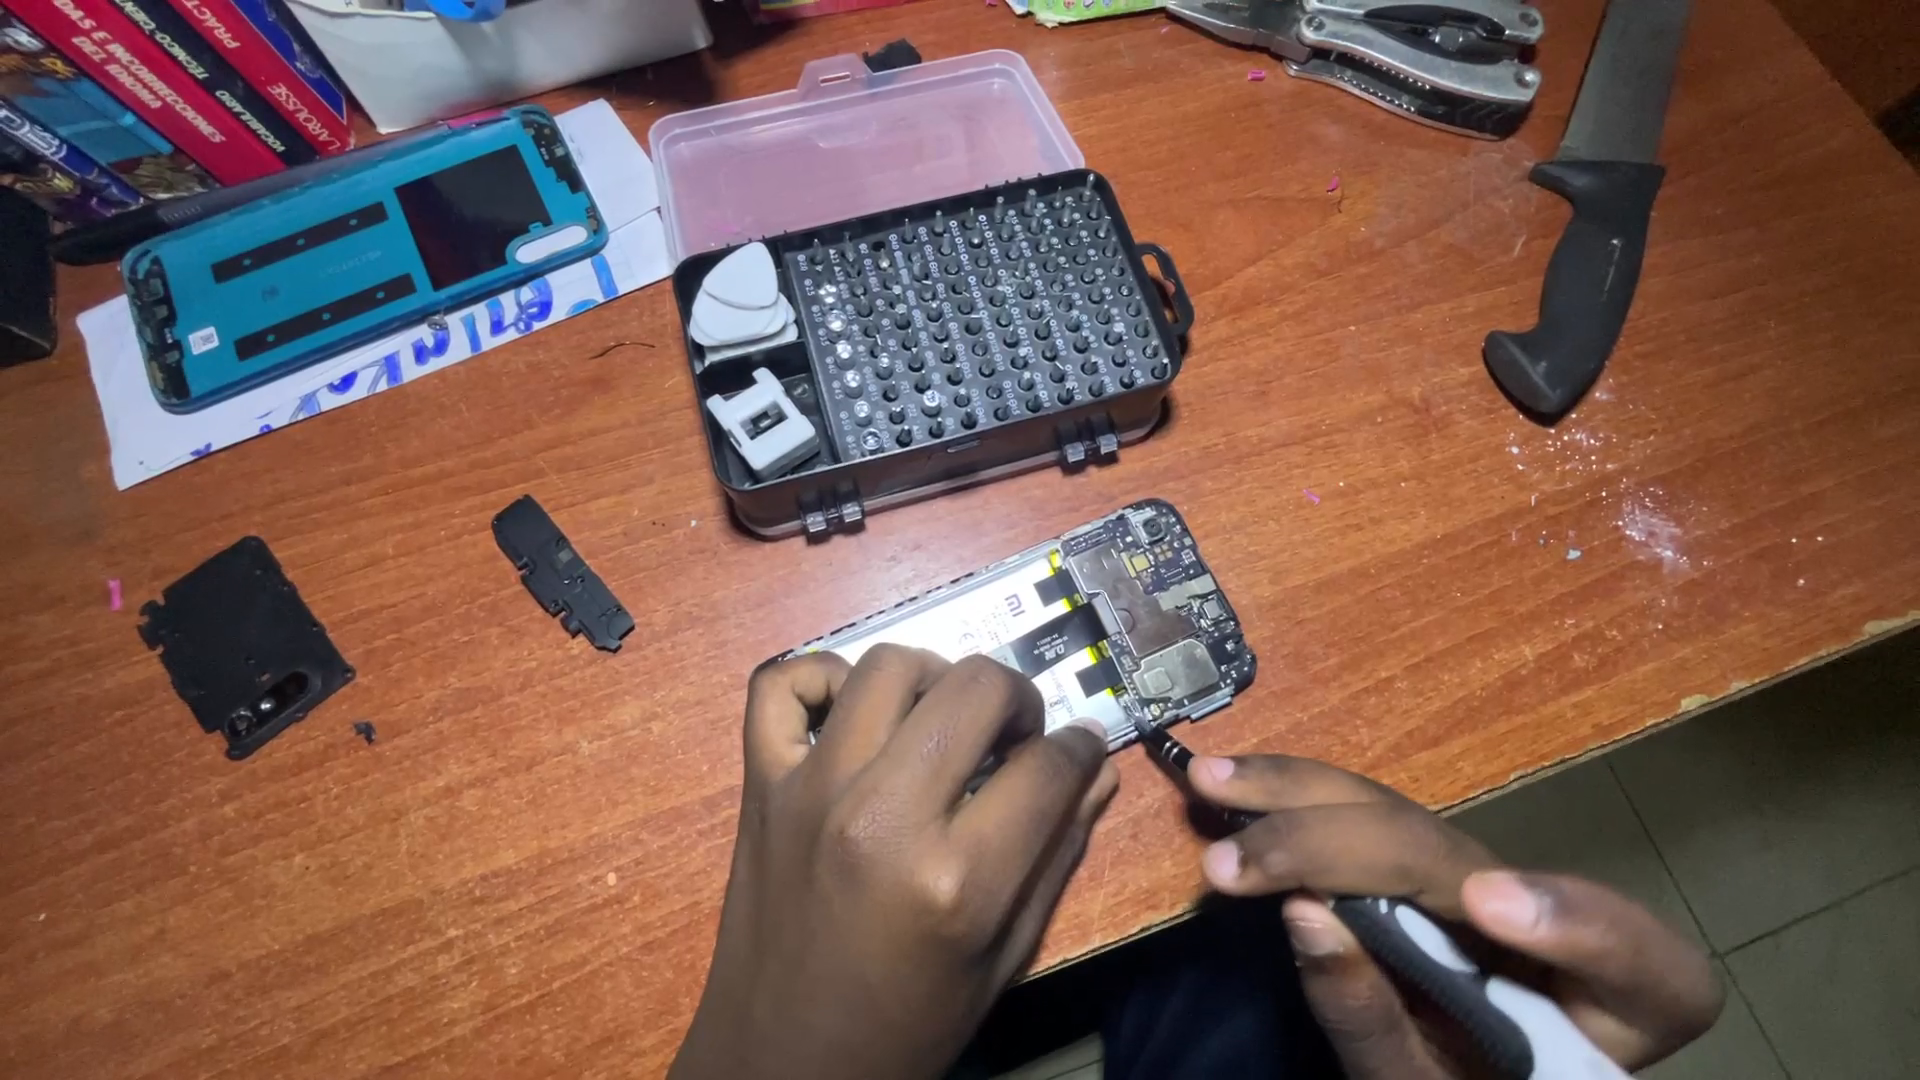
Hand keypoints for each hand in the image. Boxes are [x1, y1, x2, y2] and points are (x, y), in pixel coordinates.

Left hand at [670, 647, 1119, 1079]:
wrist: (784, 1063)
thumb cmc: (909, 1020)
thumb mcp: (1005, 956)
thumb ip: (1059, 852)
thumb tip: (1097, 764)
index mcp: (957, 878)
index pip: (1049, 765)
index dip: (1080, 748)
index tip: (1077, 750)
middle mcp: (882, 815)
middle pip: (975, 686)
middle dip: (1017, 698)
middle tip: (1012, 734)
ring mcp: (810, 788)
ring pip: (888, 666)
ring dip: (933, 679)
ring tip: (939, 720)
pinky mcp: (761, 782)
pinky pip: (781, 683)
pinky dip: (820, 677)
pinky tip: (849, 712)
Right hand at [1188, 754, 1721, 1076]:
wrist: (1434, 1075)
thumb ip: (1373, 1025)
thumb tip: (1305, 914)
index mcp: (1594, 1006)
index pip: (1638, 960)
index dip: (1576, 919)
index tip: (1485, 904)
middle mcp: (1528, 916)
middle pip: (1450, 852)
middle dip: (1335, 843)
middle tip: (1237, 863)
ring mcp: (1458, 876)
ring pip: (1388, 810)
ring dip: (1291, 792)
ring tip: (1212, 779)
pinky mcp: (1403, 858)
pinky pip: (1351, 812)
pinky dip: (1283, 795)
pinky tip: (1225, 781)